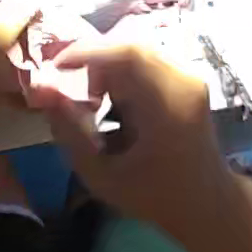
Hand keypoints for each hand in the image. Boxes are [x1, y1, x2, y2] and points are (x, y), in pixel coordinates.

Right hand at [27, 44, 249, 248]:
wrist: (208, 203)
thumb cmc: (154, 196)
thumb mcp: (102, 176)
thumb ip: (70, 133)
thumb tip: (43, 92)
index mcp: (168, 105)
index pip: (126, 55)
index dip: (86, 52)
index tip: (54, 67)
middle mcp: (183, 81)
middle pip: (129, 48)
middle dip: (92, 60)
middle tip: (67, 84)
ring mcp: (189, 75)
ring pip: (136, 50)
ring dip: (106, 66)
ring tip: (91, 98)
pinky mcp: (187, 76)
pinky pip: (147, 58)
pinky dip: (121, 70)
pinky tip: (113, 98)